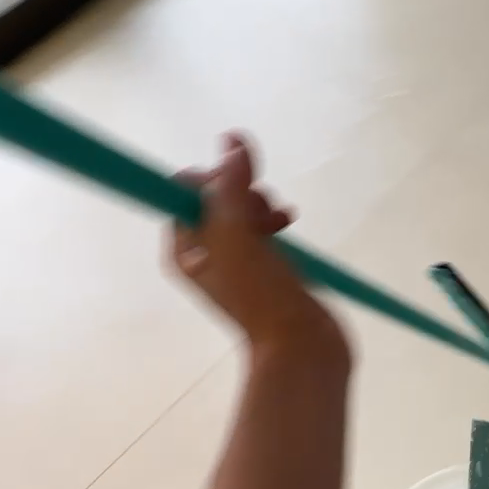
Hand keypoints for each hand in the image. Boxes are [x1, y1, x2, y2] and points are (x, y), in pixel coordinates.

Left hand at [170, 132, 342, 355]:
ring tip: (283, 217)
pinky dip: (275, 223)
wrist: (304, 348)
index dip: (213, 180)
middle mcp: (207, 255)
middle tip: (266, 209)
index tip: (242, 189)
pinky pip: (265, 234)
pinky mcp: (270, 273)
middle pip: (216, 202)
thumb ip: (230, 189)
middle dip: (241, 193)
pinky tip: (290, 224)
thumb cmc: (263, 296)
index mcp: (186, 249)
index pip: (184, 192)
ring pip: (243, 215)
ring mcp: (240, 265)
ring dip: (261, 206)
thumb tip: (233, 140)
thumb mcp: (238, 237)